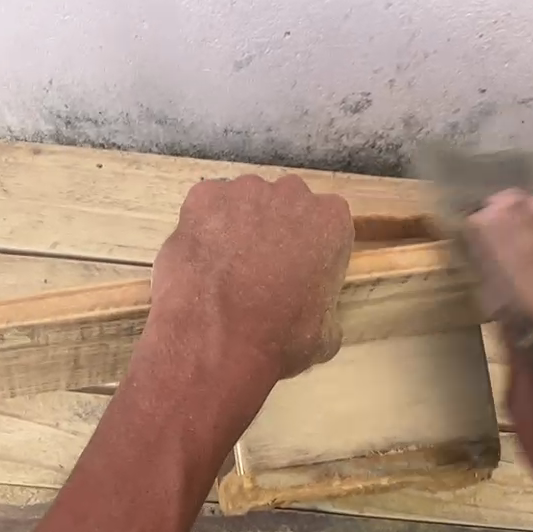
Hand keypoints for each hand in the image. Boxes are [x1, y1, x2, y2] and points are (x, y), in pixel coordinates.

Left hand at [143, 175, 352, 396]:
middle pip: (284, 207)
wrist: (219, 340)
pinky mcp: (202, 197)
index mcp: (331, 221)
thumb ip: (322, 307)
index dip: (307, 253)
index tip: (295, 277)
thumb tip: (313, 314)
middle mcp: (292, 194)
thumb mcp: (324, 335)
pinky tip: (201, 264)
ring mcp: (244, 191)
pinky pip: (206, 209)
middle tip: (258, 275)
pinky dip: (202, 230)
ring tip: (224, 274)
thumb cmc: (280, 340)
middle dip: (274, 234)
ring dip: (238, 230)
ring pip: (243, 205)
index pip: (325, 226)